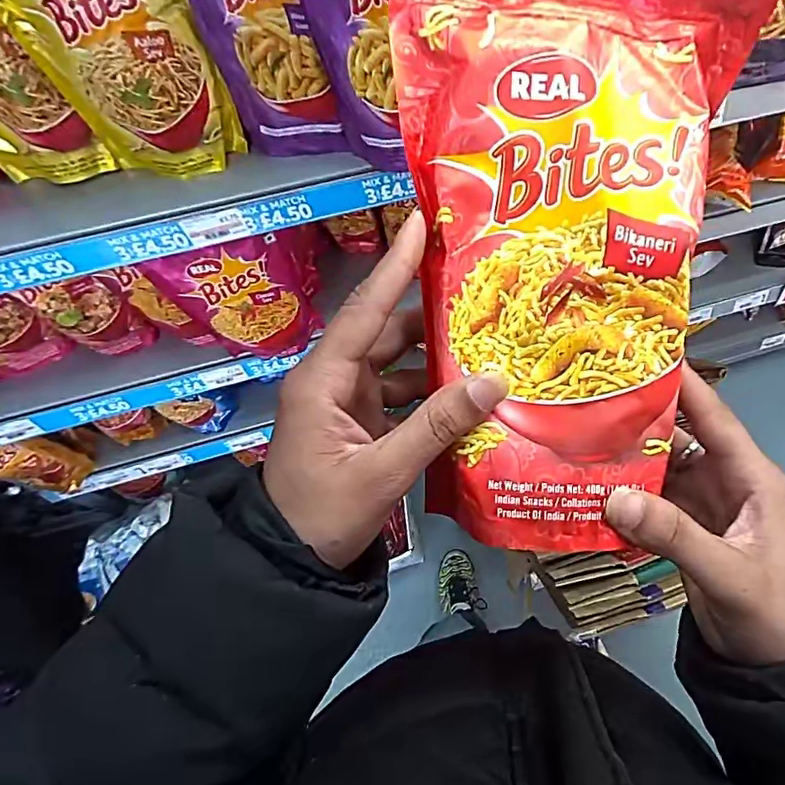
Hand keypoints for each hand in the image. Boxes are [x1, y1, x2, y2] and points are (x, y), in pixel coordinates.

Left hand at [265, 212, 507, 569]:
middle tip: (479, 289)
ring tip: (487, 342)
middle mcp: (335, 380)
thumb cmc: (323, 514)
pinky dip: (431, 395)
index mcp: (324, 379)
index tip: (421, 224)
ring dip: (437, 359)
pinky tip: (468, 395)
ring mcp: (348, 403)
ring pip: (397, 366)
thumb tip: (493, 382)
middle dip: (430, 313)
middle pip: (386, 333)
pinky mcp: (361, 424)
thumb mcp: (382, 472)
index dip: (395, 266)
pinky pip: (401, 396)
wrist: (290, 561)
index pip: (365, 310)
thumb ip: (436, 427)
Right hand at [603, 366, 784, 664]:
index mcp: (750, 477)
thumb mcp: (726, 572)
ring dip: (622, 455)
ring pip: (656, 465)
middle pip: (677, 436)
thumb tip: (615, 497)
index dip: (684, 386)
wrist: (766, 659)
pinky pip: (646, 497)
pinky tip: (589, 484)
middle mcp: (722, 478)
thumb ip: (674, 535)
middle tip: (591, 397)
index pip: (715, 419)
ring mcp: (699, 501)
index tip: (646, 356)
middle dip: (638, 417)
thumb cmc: (766, 611)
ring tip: (579, 435)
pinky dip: (620, 491)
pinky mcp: (680, 523)